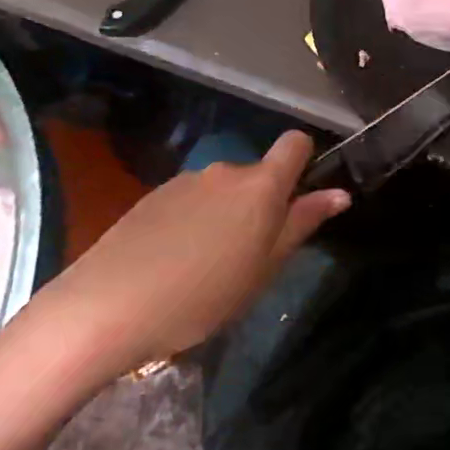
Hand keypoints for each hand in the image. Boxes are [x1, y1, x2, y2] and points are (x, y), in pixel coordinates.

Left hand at [27, 131, 350, 380]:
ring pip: (221, 192)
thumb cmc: (204, 296)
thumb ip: (301, 224)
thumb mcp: (263, 269)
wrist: (109, 304)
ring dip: (224, 217)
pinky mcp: (153, 195)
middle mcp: (223, 171)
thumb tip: (339, 193)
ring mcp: (184, 180)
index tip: (298, 200)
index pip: (294, 145)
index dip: (303, 162)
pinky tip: (173, 263)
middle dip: (259, 207)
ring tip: (205, 269)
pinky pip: (190, 201)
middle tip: (248, 260)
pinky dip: (192, 223)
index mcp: (259, 186)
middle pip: (256, 176)